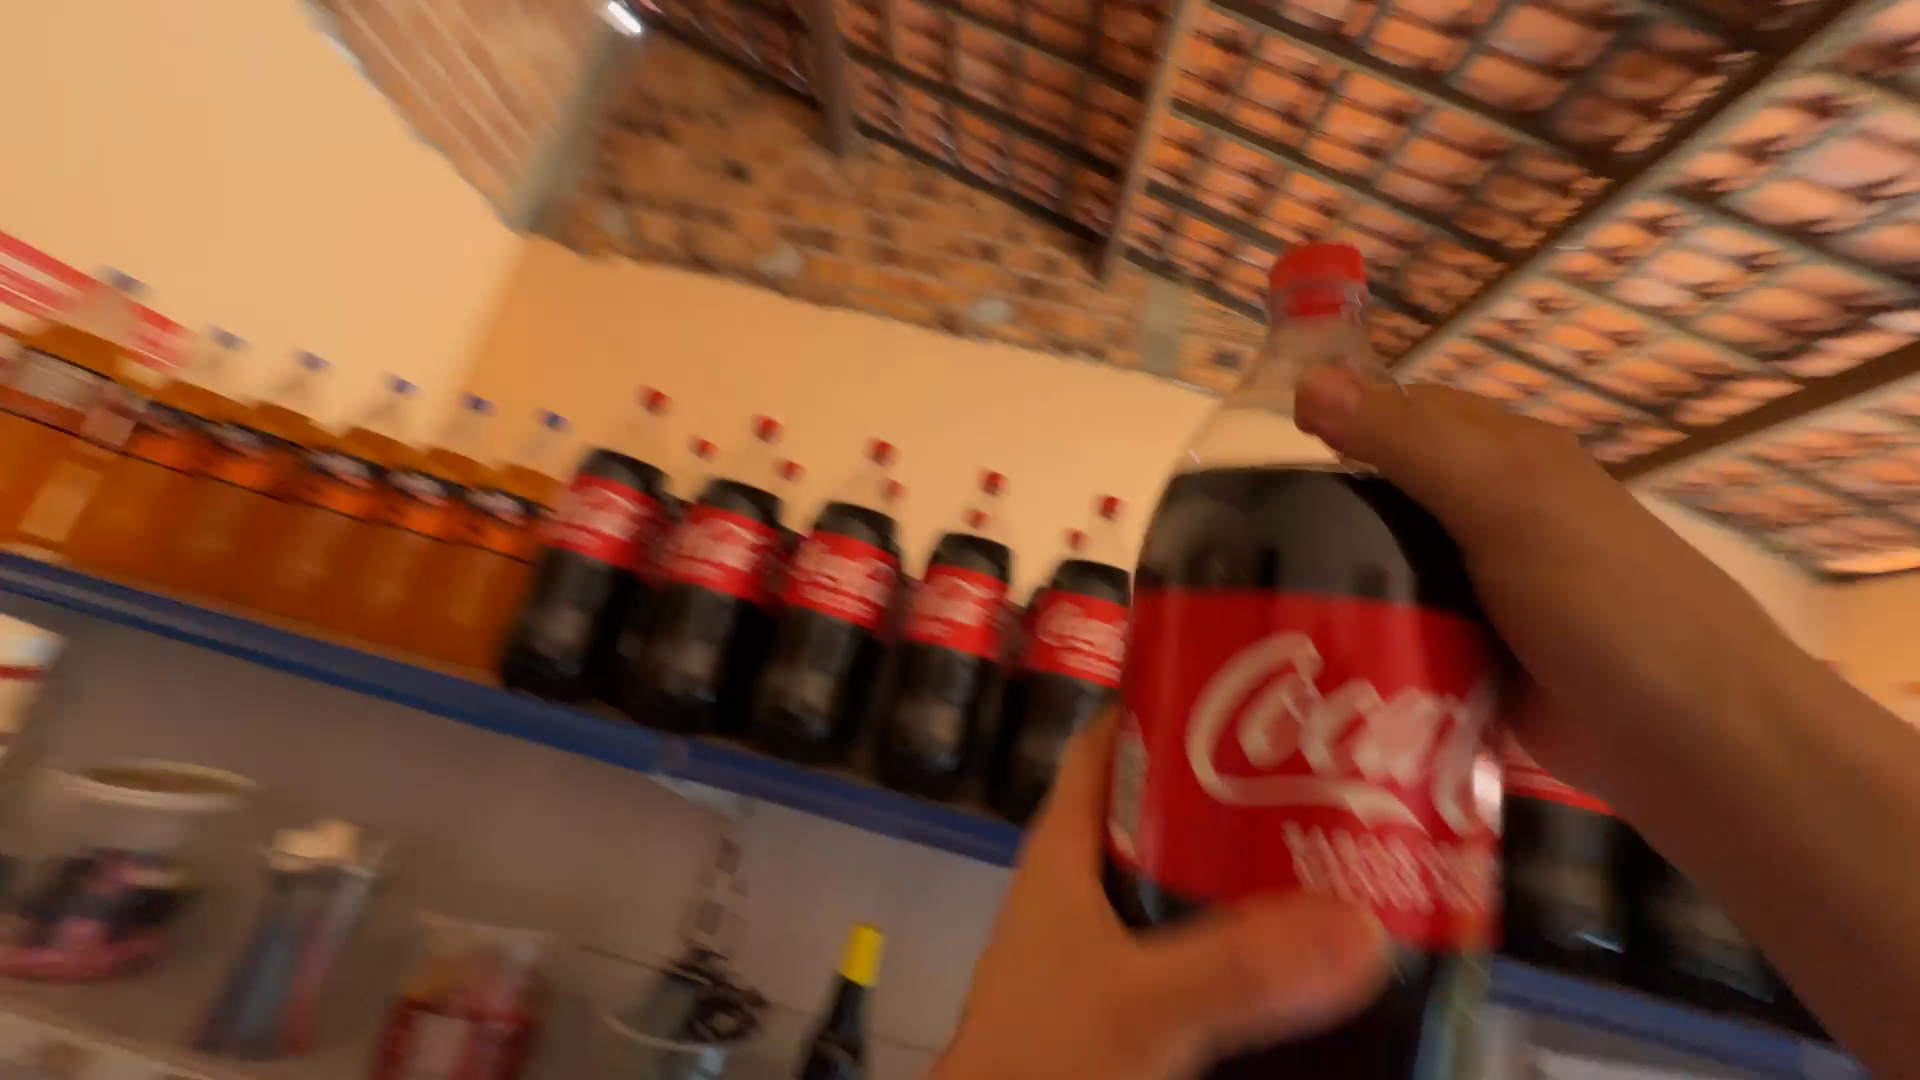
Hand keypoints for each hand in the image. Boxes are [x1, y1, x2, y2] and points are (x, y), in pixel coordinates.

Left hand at [932, 714, 1389, 1079]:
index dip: (1157, 705)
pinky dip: (1226, 930)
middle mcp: (1078, 876)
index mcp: (1065, 845)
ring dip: (1230, 864)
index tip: (1234, 686)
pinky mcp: (1112, 983)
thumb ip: (1238, 969)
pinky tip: (1282, 948)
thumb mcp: (1138, 1004)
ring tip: (1316, 850)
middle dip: (1223, 787)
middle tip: (1308, 774)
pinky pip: (1178, 935)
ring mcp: (1093, 932)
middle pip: (1153, 805)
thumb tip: (1360, 923)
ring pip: (1170, 873)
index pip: (1103, 743)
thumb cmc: (1043, 1050)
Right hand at [1293, 370, 1813, 814]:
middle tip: (1239, 538)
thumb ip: (1407, 443)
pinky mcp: (1454, 643)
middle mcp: (1479, 513)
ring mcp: (1466, 583)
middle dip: (1311, 510)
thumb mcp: (1504, 501)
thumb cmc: (1602, 600)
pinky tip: (1299, 640)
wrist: (1683, 741)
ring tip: (1248, 592)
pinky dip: (1348, 626)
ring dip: (1323, 574)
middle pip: (1375, 493)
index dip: (1333, 422)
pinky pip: (1385, 620)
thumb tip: (1308, 384)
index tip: (1260, 461)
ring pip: (1374, 560)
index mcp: (1498, 457)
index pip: (1398, 414)